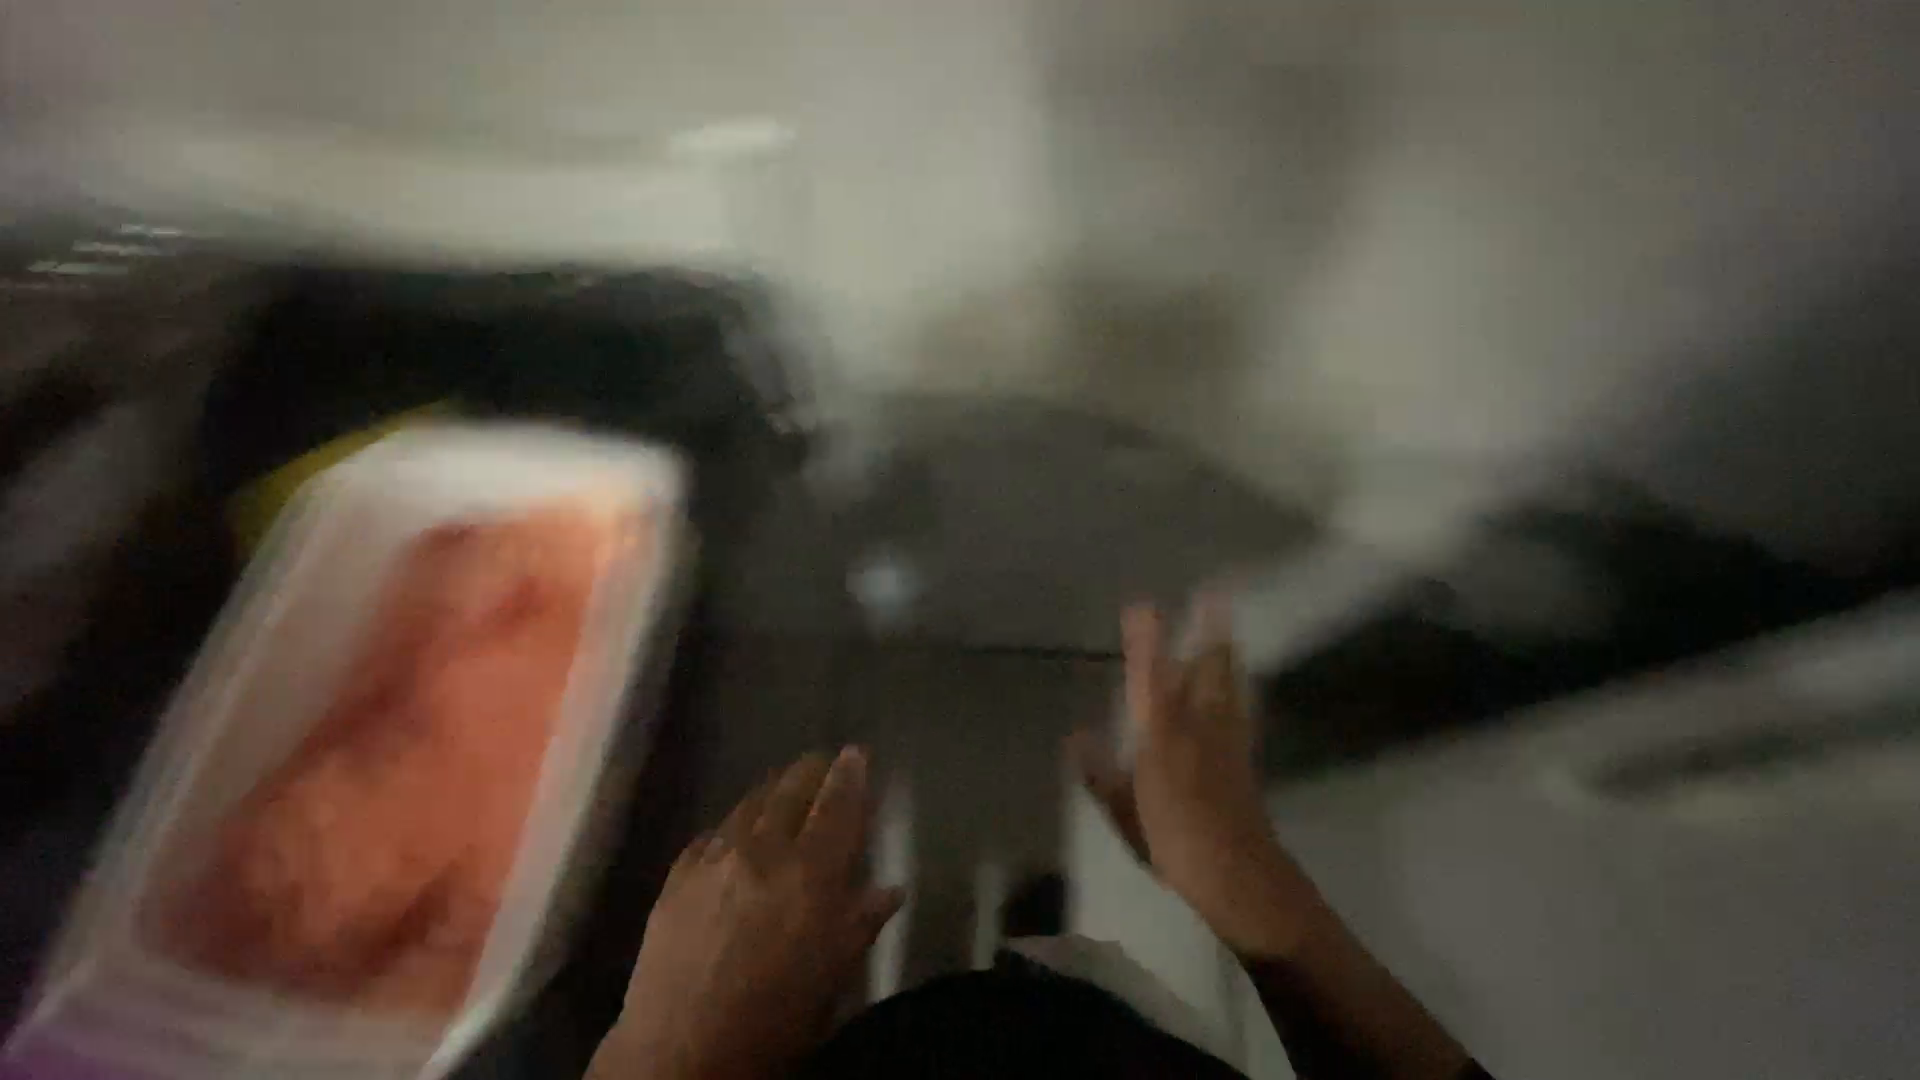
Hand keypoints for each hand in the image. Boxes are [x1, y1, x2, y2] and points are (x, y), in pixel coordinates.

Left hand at [591, 749, 903, 1079]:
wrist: (680, 1053)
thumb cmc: (774, 1018)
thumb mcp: (834, 974)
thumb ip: (862, 920)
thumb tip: (891, 887)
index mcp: (810, 872)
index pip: (837, 804)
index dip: (850, 774)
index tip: (856, 752)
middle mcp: (763, 849)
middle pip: (791, 790)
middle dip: (811, 769)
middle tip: (824, 760)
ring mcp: (715, 857)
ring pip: (750, 802)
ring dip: (773, 788)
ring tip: (785, 783)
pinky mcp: (678, 875)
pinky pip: (714, 831)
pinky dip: (735, 821)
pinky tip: (737, 828)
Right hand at [1070, 601, 1322, 959]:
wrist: (1238, 874)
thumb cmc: (1173, 841)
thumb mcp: (1124, 812)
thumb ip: (1100, 773)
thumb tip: (1075, 738)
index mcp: (1163, 739)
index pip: (1151, 679)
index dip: (1147, 641)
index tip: (1143, 606)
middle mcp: (1198, 728)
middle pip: (1203, 670)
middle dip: (1204, 631)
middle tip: (1213, 590)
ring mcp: (1227, 738)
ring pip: (1227, 682)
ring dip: (1224, 649)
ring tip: (1226, 618)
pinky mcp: (1245, 754)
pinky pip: (1239, 705)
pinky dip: (1236, 683)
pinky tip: (1238, 679)